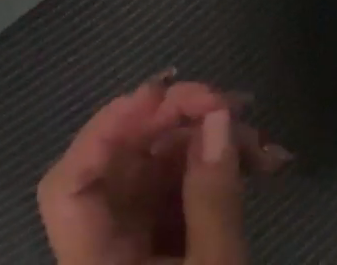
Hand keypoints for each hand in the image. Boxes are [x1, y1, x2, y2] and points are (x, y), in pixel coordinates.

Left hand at [38, 74, 289, 264]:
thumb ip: (214, 194)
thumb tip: (219, 118)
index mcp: (93, 262)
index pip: (71, 184)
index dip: (108, 128)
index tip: (165, 90)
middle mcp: (103, 244)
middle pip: (120, 163)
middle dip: (178, 121)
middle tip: (233, 103)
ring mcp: (133, 241)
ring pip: (158, 168)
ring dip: (211, 141)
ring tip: (264, 141)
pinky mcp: (162, 242)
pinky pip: (182, 187)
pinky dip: (220, 166)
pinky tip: (265, 161)